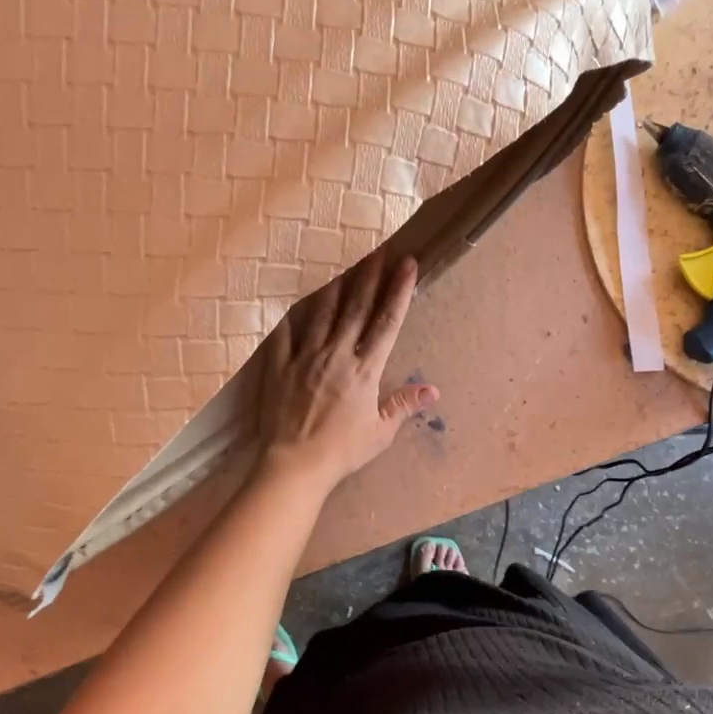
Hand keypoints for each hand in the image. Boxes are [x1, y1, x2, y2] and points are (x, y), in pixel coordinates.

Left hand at [254, 253, 438, 489]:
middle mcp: (337, 355)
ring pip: (322, 313)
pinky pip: (285, 334)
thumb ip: (403, 406)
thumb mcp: (380, 432)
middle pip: (356, 307)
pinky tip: (296, 304)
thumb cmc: (342, 452)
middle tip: (379, 249)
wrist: (295, 464)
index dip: (399, 291)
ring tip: (344, 266)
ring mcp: (306, 358)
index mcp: (365, 370)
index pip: (387, 322)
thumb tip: (432, 391)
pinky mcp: (280, 367)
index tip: (407, 264)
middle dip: (370, 275)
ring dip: (336, 287)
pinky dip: (292, 318)